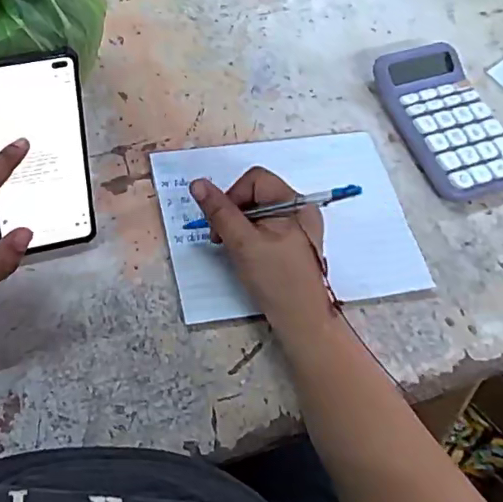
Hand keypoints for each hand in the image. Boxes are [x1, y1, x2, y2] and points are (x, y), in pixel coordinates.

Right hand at [190, 167, 331, 323]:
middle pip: (257, 194)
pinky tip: (248, 256)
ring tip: (234, 249)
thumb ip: (219, 211)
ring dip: (240, 225)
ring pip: (260, 212)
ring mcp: (301, 228)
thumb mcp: (241, 242)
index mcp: (295, 203)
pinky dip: (252, 236)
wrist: (304, 322)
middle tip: (222, 238)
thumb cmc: (276, 279)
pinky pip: (268, 227)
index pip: (255, 179)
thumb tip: (198, 183)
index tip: (222, 223)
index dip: (232, 196)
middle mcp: (302, 210)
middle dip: (234, 212)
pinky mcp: (297, 245)